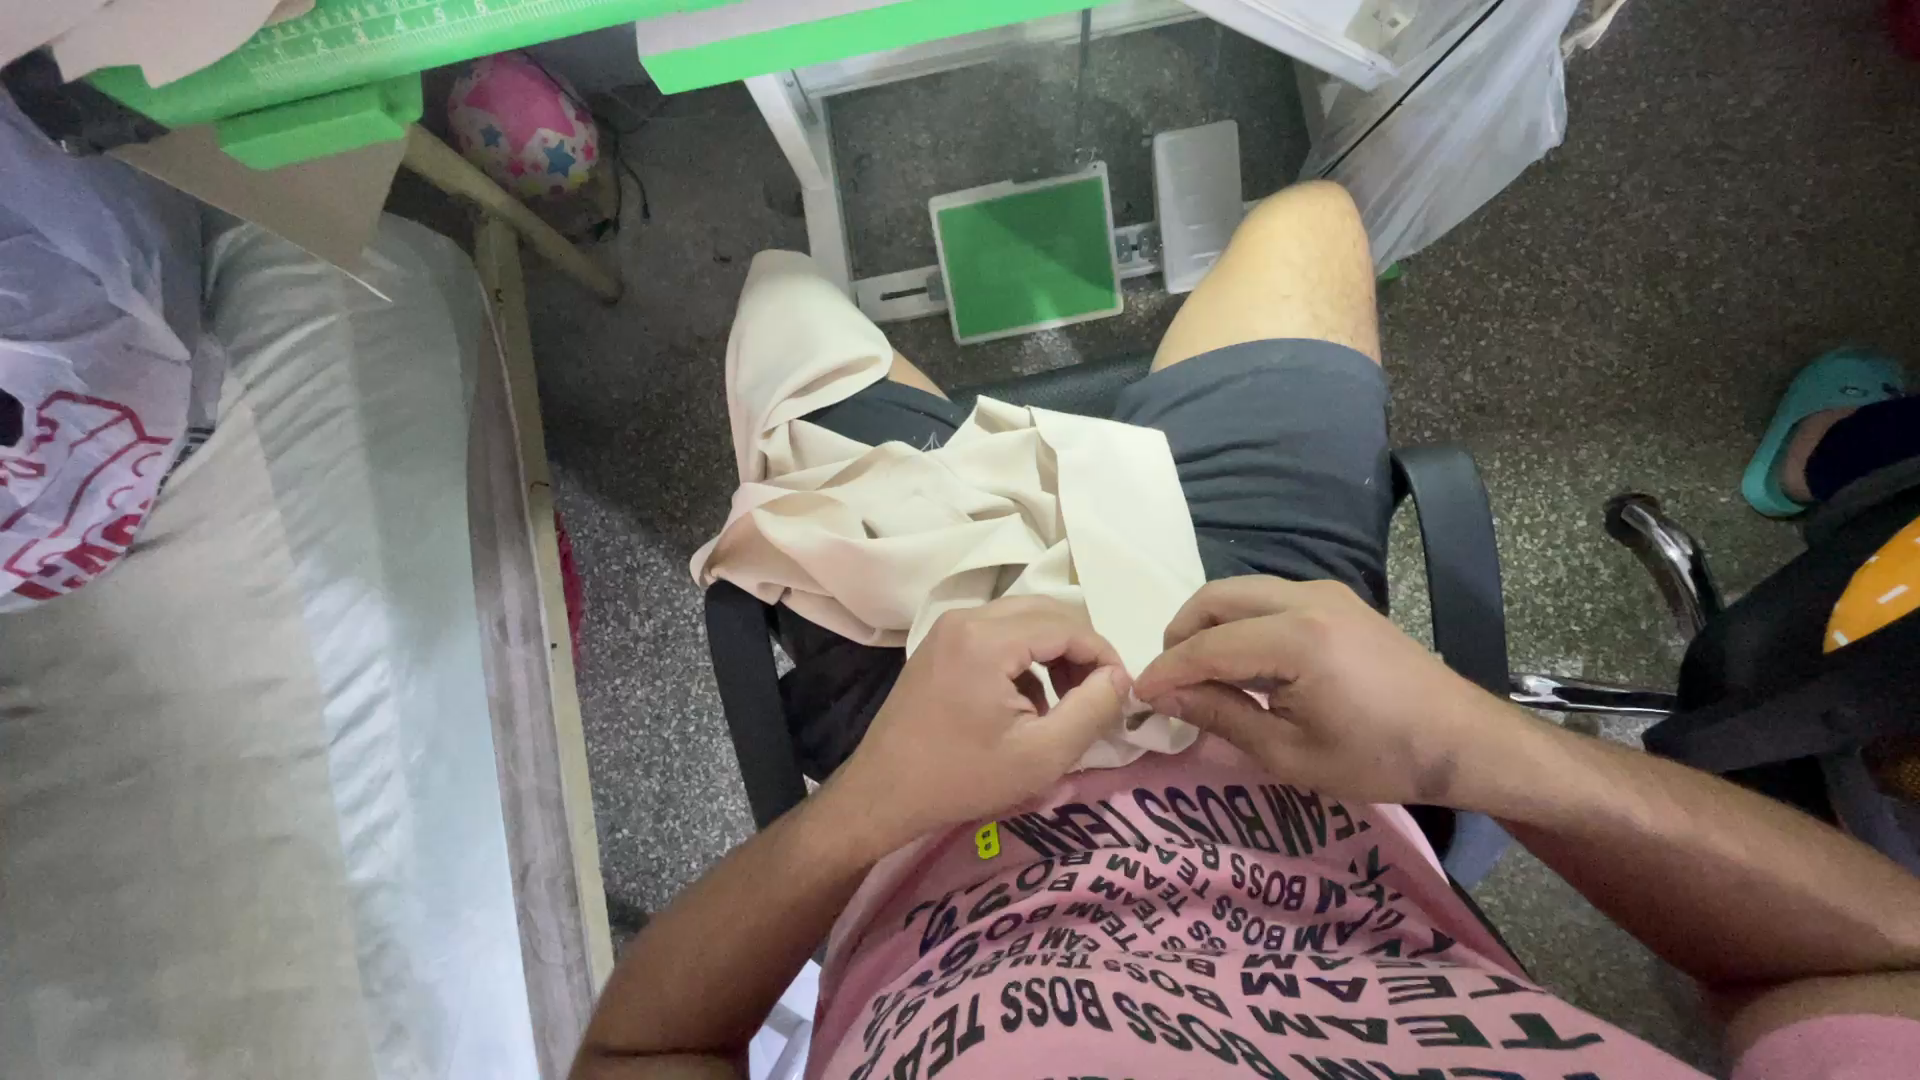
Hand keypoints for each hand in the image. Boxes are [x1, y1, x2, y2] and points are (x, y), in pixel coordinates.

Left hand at [817, 596, 1132, 855]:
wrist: (885, 792)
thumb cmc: (963, 777)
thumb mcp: (1041, 754)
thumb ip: (1092, 710)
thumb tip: (1120, 676)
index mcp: (987, 638)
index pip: (1067, 625)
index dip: (1103, 654)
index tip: (1122, 691)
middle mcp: (966, 618)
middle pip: (1045, 611)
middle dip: (1079, 648)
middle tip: (1097, 693)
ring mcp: (948, 627)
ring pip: (1022, 619)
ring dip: (1053, 651)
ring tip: (1066, 700)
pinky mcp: (940, 643)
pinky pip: (997, 633)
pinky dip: (1024, 656)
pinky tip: (1028, 703)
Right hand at [1134, 577, 1536, 807]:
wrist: (1465, 740)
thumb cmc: (1379, 758)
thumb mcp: (1289, 753)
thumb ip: (1220, 716)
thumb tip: (1161, 697)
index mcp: (1297, 640)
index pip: (1206, 647)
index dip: (1166, 672)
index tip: (1137, 697)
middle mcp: (1304, 598)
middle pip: (1213, 599)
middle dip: (1180, 637)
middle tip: (1173, 683)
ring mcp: (1322, 591)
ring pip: (1236, 591)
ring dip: (1207, 625)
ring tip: (1204, 674)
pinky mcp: (1333, 597)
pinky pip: (1264, 596)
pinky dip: (1237, 620)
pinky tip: (1244, 662)